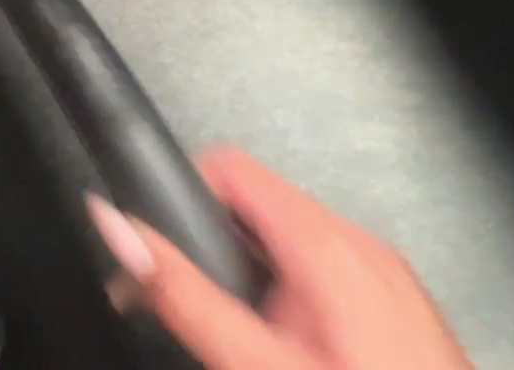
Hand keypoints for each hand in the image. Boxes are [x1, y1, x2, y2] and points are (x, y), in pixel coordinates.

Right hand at [87, 148, 473, 369]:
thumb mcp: (255, 362)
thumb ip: (179, 290)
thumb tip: (114, 224)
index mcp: (328, 244)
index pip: (225, 164)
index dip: (182, 198)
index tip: (167, 248)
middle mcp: (362, 247)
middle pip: (250, 204)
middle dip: (208, 247)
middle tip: (194, 309)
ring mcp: (388, 279)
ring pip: (282, 239)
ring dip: (244, 275)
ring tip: (242, 339)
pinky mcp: (399, 309)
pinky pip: (320, 270)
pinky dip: (286, 296)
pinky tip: (288, 349)